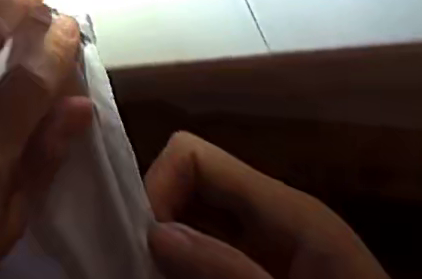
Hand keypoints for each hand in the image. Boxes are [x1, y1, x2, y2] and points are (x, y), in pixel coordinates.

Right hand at [144, 131, 388, 278]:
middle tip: (136, 274)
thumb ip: (227, 271)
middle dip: (159, 225)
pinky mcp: (273, 275)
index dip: (158, 187)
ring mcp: (275, 249)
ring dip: (172, 255)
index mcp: (285, 207)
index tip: (139, 246)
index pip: (193, 154)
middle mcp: (275, 216)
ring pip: (199, 227)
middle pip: (193, 189)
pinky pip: (218, 258)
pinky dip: (193, 273)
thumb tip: (154, 231)